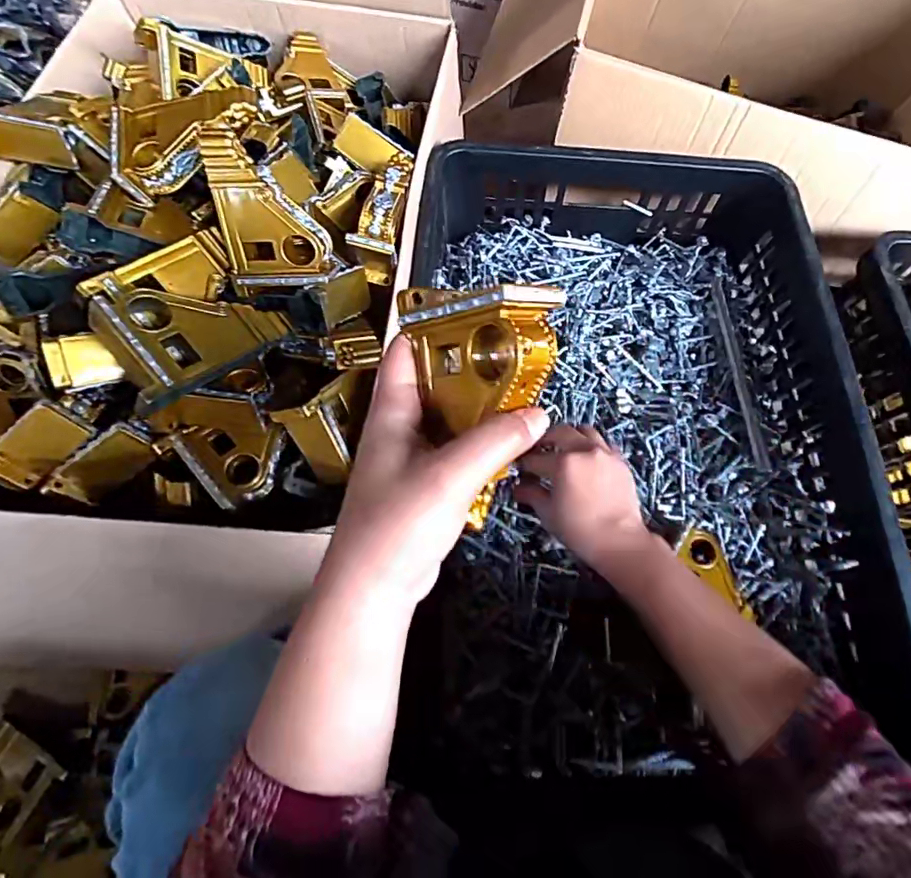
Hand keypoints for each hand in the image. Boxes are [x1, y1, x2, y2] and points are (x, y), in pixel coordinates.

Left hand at [315, 335, 550, 615]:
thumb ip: (495, 441)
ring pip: (448, 422)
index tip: (471, 319)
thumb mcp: (450, 474)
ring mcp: (411, 461)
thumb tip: (535, 415)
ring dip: (478, 412)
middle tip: (508, 362)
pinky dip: (479, 446)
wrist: (375, 590)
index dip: (432, 331)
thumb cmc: (397, 525)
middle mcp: (398, 432)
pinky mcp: (425, 488)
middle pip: (433, 386)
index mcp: (391, 415)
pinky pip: (455, 454)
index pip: (404, 355)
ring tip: (514, 398)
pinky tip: (504, 446)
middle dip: (469, 373)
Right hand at [514, 425, 662, 575]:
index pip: (536, 457)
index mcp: (564, 463)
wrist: (619, 541)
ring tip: (564, 450)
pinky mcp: (620, 461)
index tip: (521, 468)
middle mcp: (585, 450)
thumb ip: (532, 494)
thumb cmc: (580, 530)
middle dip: (546, 439)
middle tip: (539, 451)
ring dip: (571, 436)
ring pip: (584, 431)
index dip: (524, 463)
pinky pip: (603, 444)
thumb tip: (520, 487)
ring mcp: (605, 453)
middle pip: (560, 432)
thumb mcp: (549, 513)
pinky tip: (587, 460)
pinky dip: (592, 447)